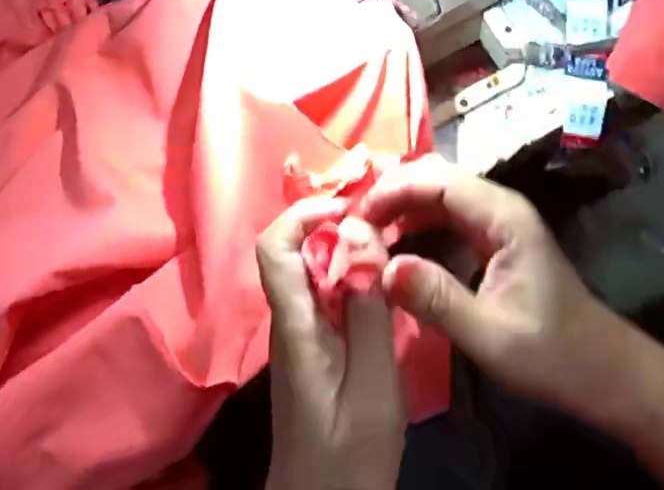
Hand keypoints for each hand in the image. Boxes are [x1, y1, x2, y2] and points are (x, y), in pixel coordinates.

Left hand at [257, 197, 405, 489]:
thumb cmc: (349, 457)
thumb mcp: (372, 385)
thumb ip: (368, 310)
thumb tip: (361, 233)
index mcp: (294, 324)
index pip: (274, 247)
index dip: (305, 213)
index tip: (350, 207)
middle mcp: (289, 318)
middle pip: (294, 249)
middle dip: (334, 222)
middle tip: (383, 218)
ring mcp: (299, 333)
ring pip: (311, 269)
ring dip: (346, 246)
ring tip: (388, 241)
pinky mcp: (314, 346)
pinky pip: (325, 292)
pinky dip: (351, 274)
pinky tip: (382, 283)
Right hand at [354, 156, 623, 419]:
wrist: (603, 370)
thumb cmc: (551, 353)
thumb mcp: (490, 336)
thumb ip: (437, 300)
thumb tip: (383, 268)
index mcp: (503, 216)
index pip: (439, 182)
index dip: (396, 190)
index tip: (358, 214)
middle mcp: (500, 206)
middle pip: (438, 178)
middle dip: (395, 192)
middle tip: (355, 221)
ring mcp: (498, 220)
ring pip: (441, 194)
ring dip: (404, 206)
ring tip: (367, 231)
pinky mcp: (494, 237)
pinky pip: (448, 215)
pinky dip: (418, 221)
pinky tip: (397, 243)